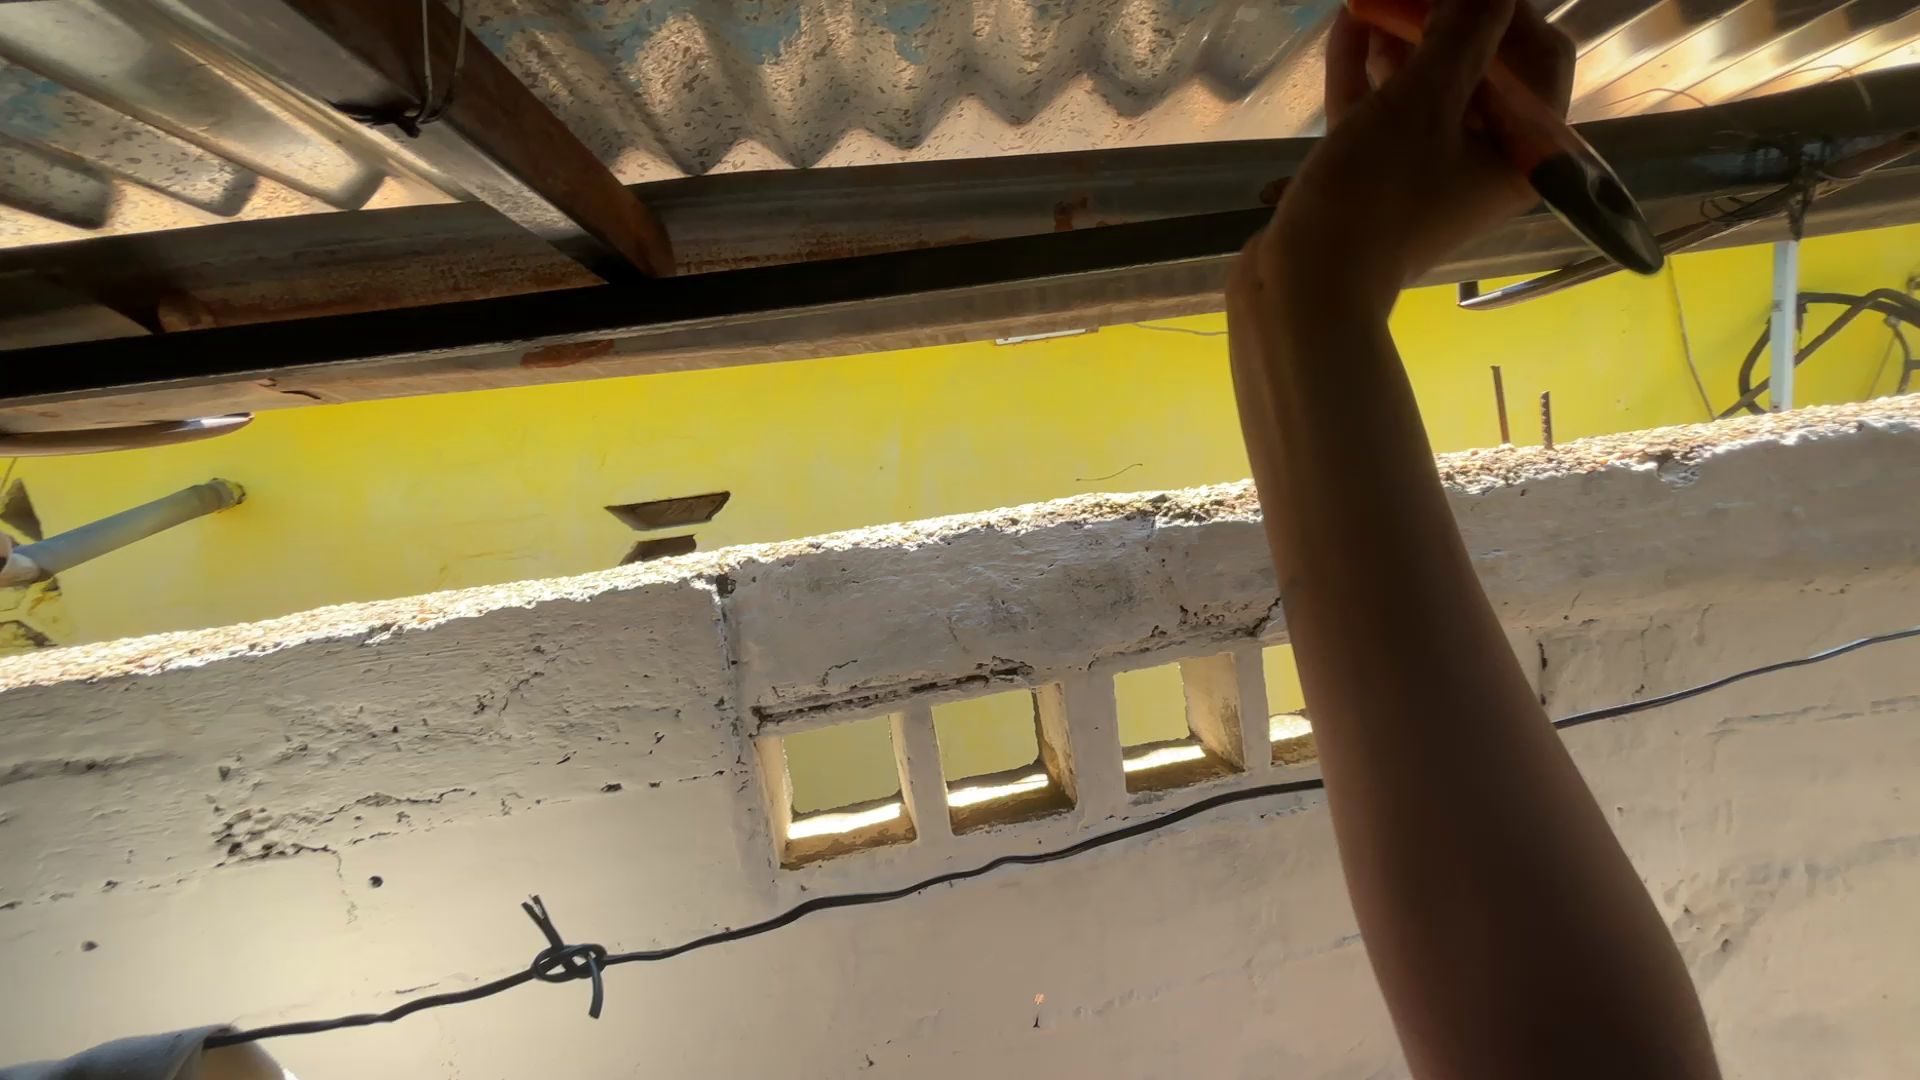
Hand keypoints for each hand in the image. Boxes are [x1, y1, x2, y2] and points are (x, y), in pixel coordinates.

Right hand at [1252, 0, 1573, 312]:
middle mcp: (1475, 168)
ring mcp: (1416, 179)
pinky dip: (1364, 78)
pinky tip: (1346, 31)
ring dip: (1398, 41)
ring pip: (1418, 95)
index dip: (1505, 10)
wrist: (1301, 291)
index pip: (1536, 60)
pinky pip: (1376, 121)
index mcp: (1517, 157)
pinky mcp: (1367, 188)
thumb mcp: (1421, 103)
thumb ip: (1463, 29)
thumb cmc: (1372, 200)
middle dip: (1443, 20)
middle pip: (1475, 75)